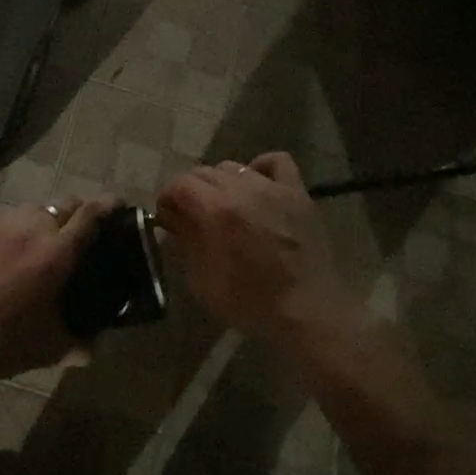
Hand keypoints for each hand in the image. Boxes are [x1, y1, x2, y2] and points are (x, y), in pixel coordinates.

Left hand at [0, 196, 107, 383]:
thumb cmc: (5, 344)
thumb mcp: (52, 346)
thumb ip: (80, 341)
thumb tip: (95, 345)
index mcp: (56, 253)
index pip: (90, 215)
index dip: (107, 205)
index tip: (116, 204)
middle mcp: (30, 227)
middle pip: (61, 205)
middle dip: (73, 215)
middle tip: (72, 235)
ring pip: (29, 210)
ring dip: (39, 222)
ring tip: (33, 244)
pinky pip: (0, 219)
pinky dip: (9, 230)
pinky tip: (2, 251)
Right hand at [157, 153, 356, 347]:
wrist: (309, 313)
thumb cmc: (252, 303)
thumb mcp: (202, 281)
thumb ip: (186, 242)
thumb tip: (174, 220)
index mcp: (217, 211)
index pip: (179, 185)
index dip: (167, 199)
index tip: (166, 219)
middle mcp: (243, 189)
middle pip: (203, 172)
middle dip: (190, 191)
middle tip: (191, 216)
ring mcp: (273, 188)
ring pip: (234, 167)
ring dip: (220, 182)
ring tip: (223, 206)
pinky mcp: (297, 193)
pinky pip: (276, 162)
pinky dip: (260, 168)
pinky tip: (256, 187)